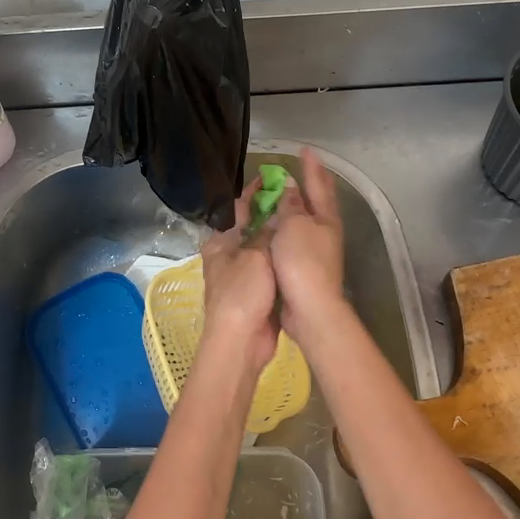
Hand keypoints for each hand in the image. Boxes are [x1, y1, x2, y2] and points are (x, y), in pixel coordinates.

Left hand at [199, 180, 280, 379]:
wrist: (241, 340)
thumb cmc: (242, 293)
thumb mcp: (255, 257)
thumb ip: (266, 234)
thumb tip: (277, 214)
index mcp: (219, 243)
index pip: (236, 209)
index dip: (253, 192)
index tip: (270, 177)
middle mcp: (228, 255)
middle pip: (249, 227)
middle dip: (268, 212)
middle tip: (293, 195)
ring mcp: (242, 275)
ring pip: (261, 247)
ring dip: (276, 234)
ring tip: (300, 216)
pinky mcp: (256, 292)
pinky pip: (270, 267)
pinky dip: (281, 256)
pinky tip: (297, 248)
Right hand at [269, 148, 345, 337]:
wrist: (310, 307)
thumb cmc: (302, 261)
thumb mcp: (294, 226)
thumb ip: (291, 205)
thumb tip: (292, 186)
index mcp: (326, 218)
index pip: (318, 185)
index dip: (311, 167)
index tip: (305, 150)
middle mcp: (326, 231)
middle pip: (319, 201)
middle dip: (312, 183)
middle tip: (304, 166)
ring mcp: (318, 250)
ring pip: (308, 219)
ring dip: (299, 204)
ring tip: (288, 193)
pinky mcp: (306, 267)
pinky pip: (296, 236)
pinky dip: (289, 225)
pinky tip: (279, 226)